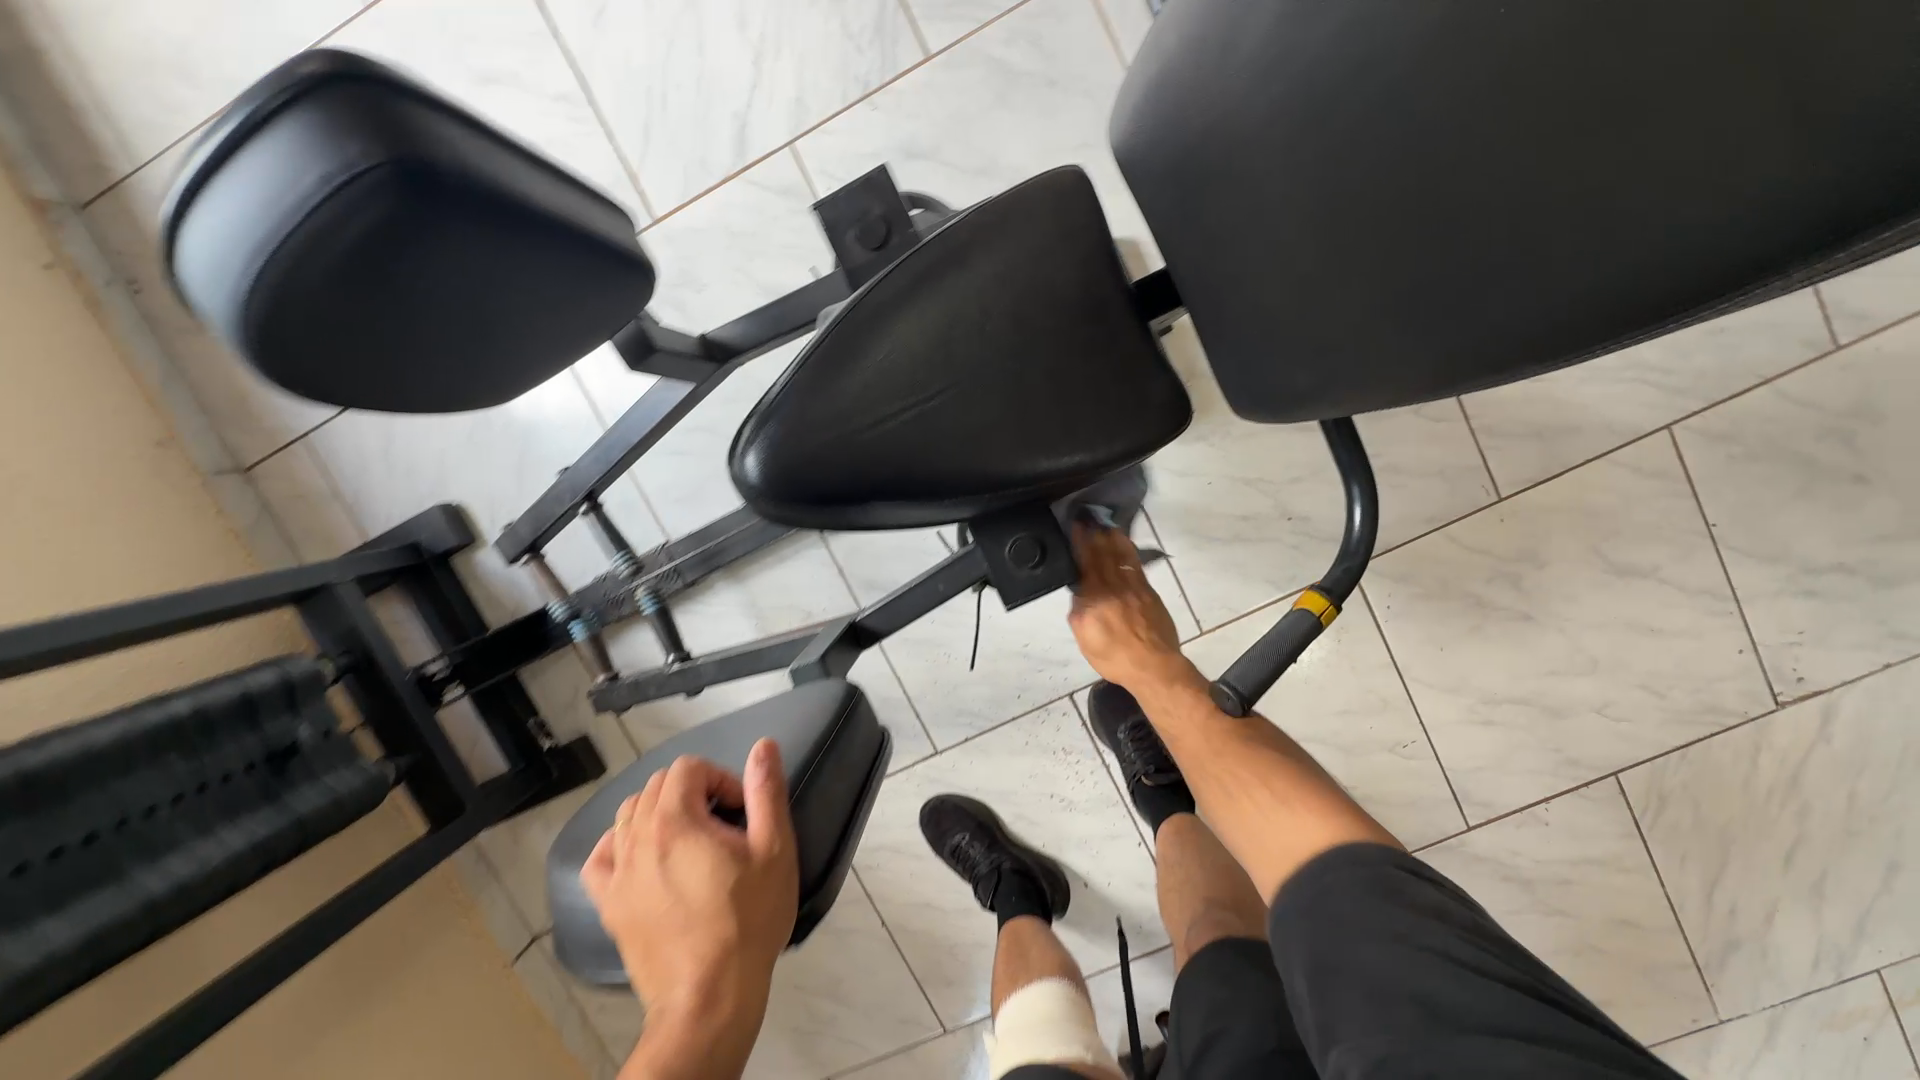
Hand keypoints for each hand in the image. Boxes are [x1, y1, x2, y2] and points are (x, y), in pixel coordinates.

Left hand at [581, 739, 797, 1078]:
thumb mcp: (774, 850)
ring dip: (661, 812)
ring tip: (692, 841)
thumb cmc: (748, 921)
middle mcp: (637, 838)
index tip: (743, 812)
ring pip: (628, 815)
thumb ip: (766, 792)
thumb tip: (763, 746)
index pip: (689, 768)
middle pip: (658, 785)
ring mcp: (618, 873)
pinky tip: (644, 858)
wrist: (709, 997)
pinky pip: (600, 858)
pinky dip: (620, 845)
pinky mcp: (609, 905)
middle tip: (726, 827)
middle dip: (695, 792)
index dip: (721, 779)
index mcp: (676, 820)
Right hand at [1068, 524, 1203, 695]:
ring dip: (1112, 539)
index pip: (1085, 565)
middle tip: (1088, 518)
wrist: (1153, 666)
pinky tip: (1124, 544)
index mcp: (1093, 601)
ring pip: (1120, 557)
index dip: (1080, 544)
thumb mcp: (1085, 640)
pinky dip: (1128, 552)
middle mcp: (1113, 589)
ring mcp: (1133, 588)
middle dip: (1094, 536)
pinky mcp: (1148, 592)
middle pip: (1102, 556)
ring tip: (1106, 525)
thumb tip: (1079, 592)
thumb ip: (1079, 612)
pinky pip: (1135, 565)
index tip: (1076, 527)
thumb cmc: (1115, 659)